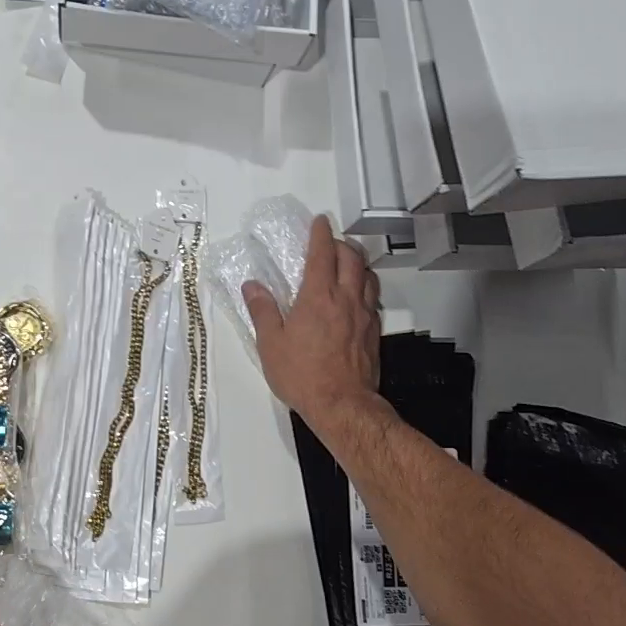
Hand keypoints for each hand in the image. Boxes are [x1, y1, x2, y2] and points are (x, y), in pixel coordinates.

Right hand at [242, 215, 381, 425]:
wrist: (342, 405)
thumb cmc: (301, 374)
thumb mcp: (271, 344)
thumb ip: (262, 310)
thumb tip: (252, 285)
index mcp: (318, 296)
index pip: (322, 254)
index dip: (321, 234)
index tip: (320, 221)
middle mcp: (345, 299)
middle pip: (351, 258)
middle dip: (341, 244)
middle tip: (330, 243)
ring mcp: (364, 315)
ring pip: (368, 276)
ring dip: (357, 264)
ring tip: (347, 265)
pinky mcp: (374, 332)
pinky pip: (373, 299)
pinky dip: (365, 288)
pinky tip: (356, 298)